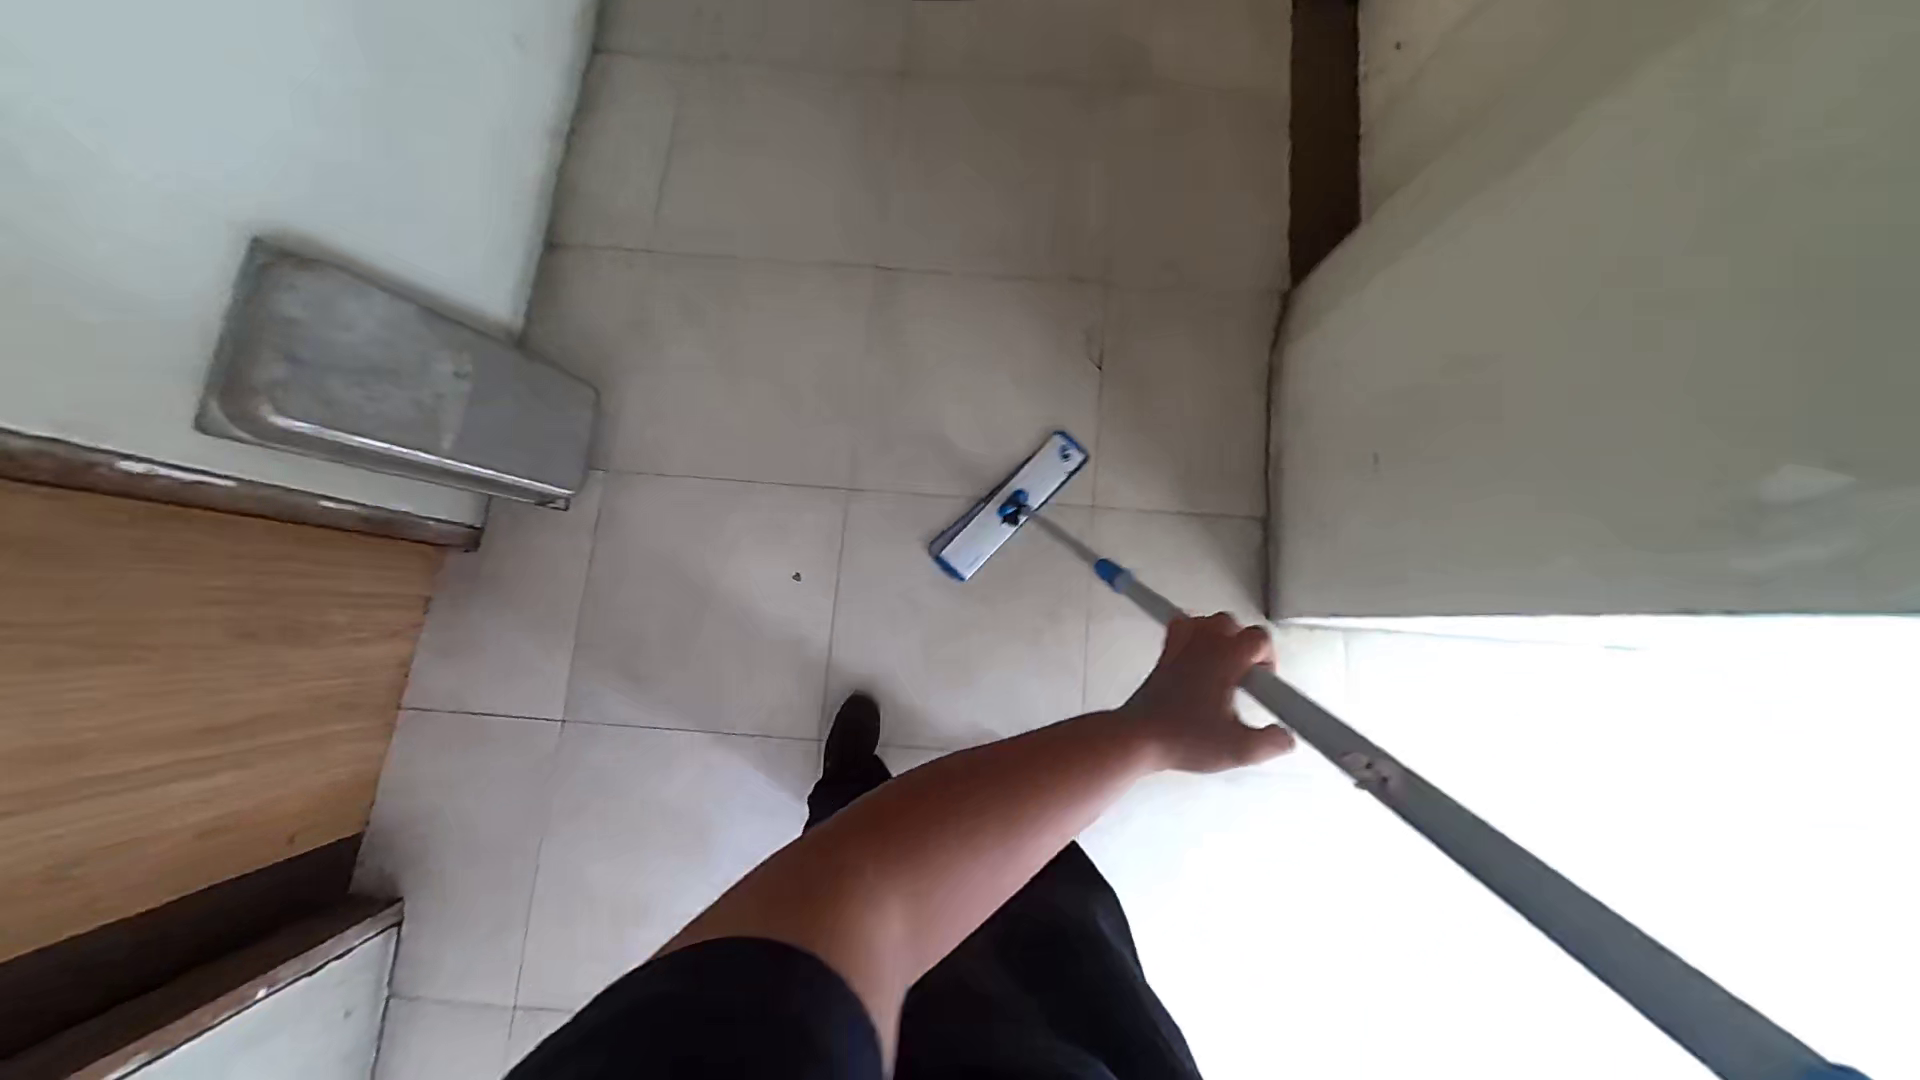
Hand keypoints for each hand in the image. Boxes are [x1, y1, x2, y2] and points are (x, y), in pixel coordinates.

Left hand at [1117, 613, 1295, 773]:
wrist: (1139, 736)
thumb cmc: (1180, 737)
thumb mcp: (1240, 749)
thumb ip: (1272, 741)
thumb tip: (1283, 737)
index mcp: (1224, 659)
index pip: (1258, 636)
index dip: (1267, 658)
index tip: (1263, 682)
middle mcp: (1201, 646)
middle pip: (1231, 622)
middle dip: (1244, 643)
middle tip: (1246, 673)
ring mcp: (1178, 648)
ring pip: (1204, 620)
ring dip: (1218, 636)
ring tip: (1223, 664)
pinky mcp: (1162, 657)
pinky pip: (1178, 629)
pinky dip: (1190, 636)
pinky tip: (1195, 660)